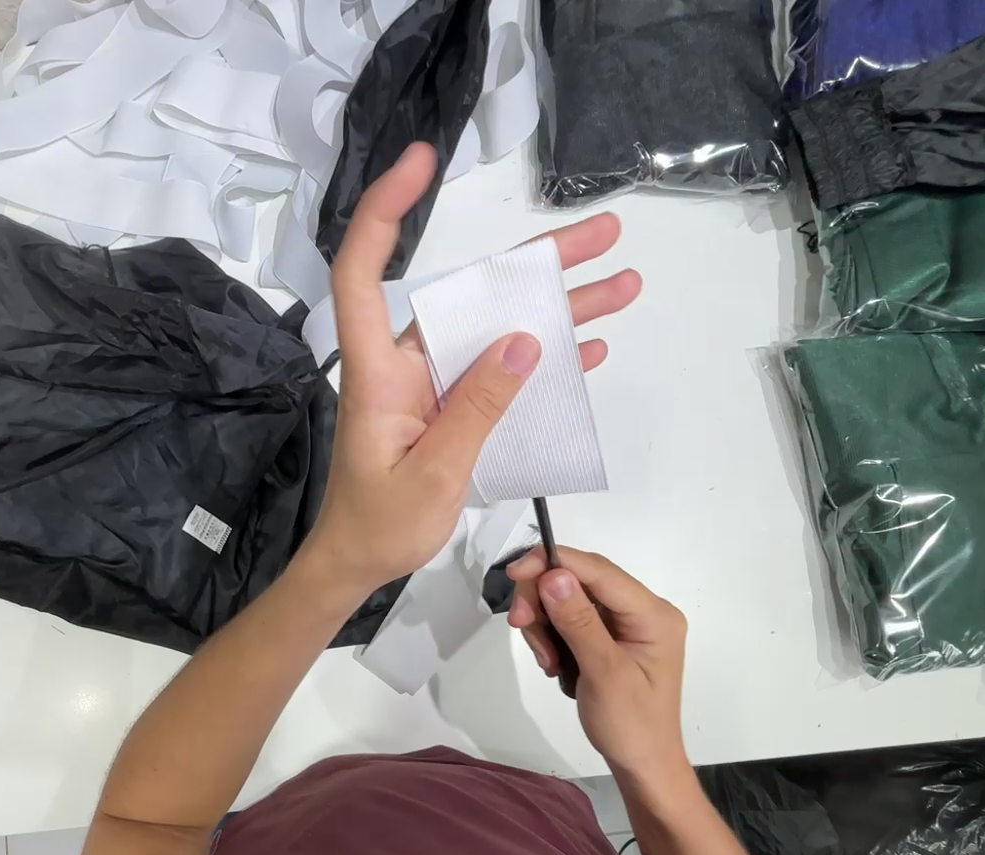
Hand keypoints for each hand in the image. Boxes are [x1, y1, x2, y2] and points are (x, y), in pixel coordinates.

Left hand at [297, 143, 642, 595]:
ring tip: (623, 284)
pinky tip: (590, 345)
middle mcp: (405, 366)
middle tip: (604, 234)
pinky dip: (543, 360)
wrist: (361, 561)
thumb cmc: (378, 524)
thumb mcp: (432, 472)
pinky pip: (500, 375)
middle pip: (466, 296)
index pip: (365, 274)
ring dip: (556, 310)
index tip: (422, 164)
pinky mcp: (451, 411)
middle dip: (534, 264)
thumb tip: (526, 342)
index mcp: (379, 372)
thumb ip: (477, 408)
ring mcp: (431, 388)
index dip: (385, 214)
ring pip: (496, 332)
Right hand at [507, 547, 687, 776]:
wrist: (642, 764)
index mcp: (653, 615)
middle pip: (578, 580)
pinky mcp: (607, 636)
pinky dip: (551, 635)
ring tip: (546, 661)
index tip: (515, 574)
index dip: (553, 563)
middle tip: (520, 626)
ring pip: (566, 599)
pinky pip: (568, 618)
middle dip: (543, 600)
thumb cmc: (630, 724)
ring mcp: (624, 623)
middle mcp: (641, 610)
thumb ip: (578, 622)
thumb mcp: (603, 673)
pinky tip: (552, 662)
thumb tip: (553, 576)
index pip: (597, 570)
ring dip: (545, 623)